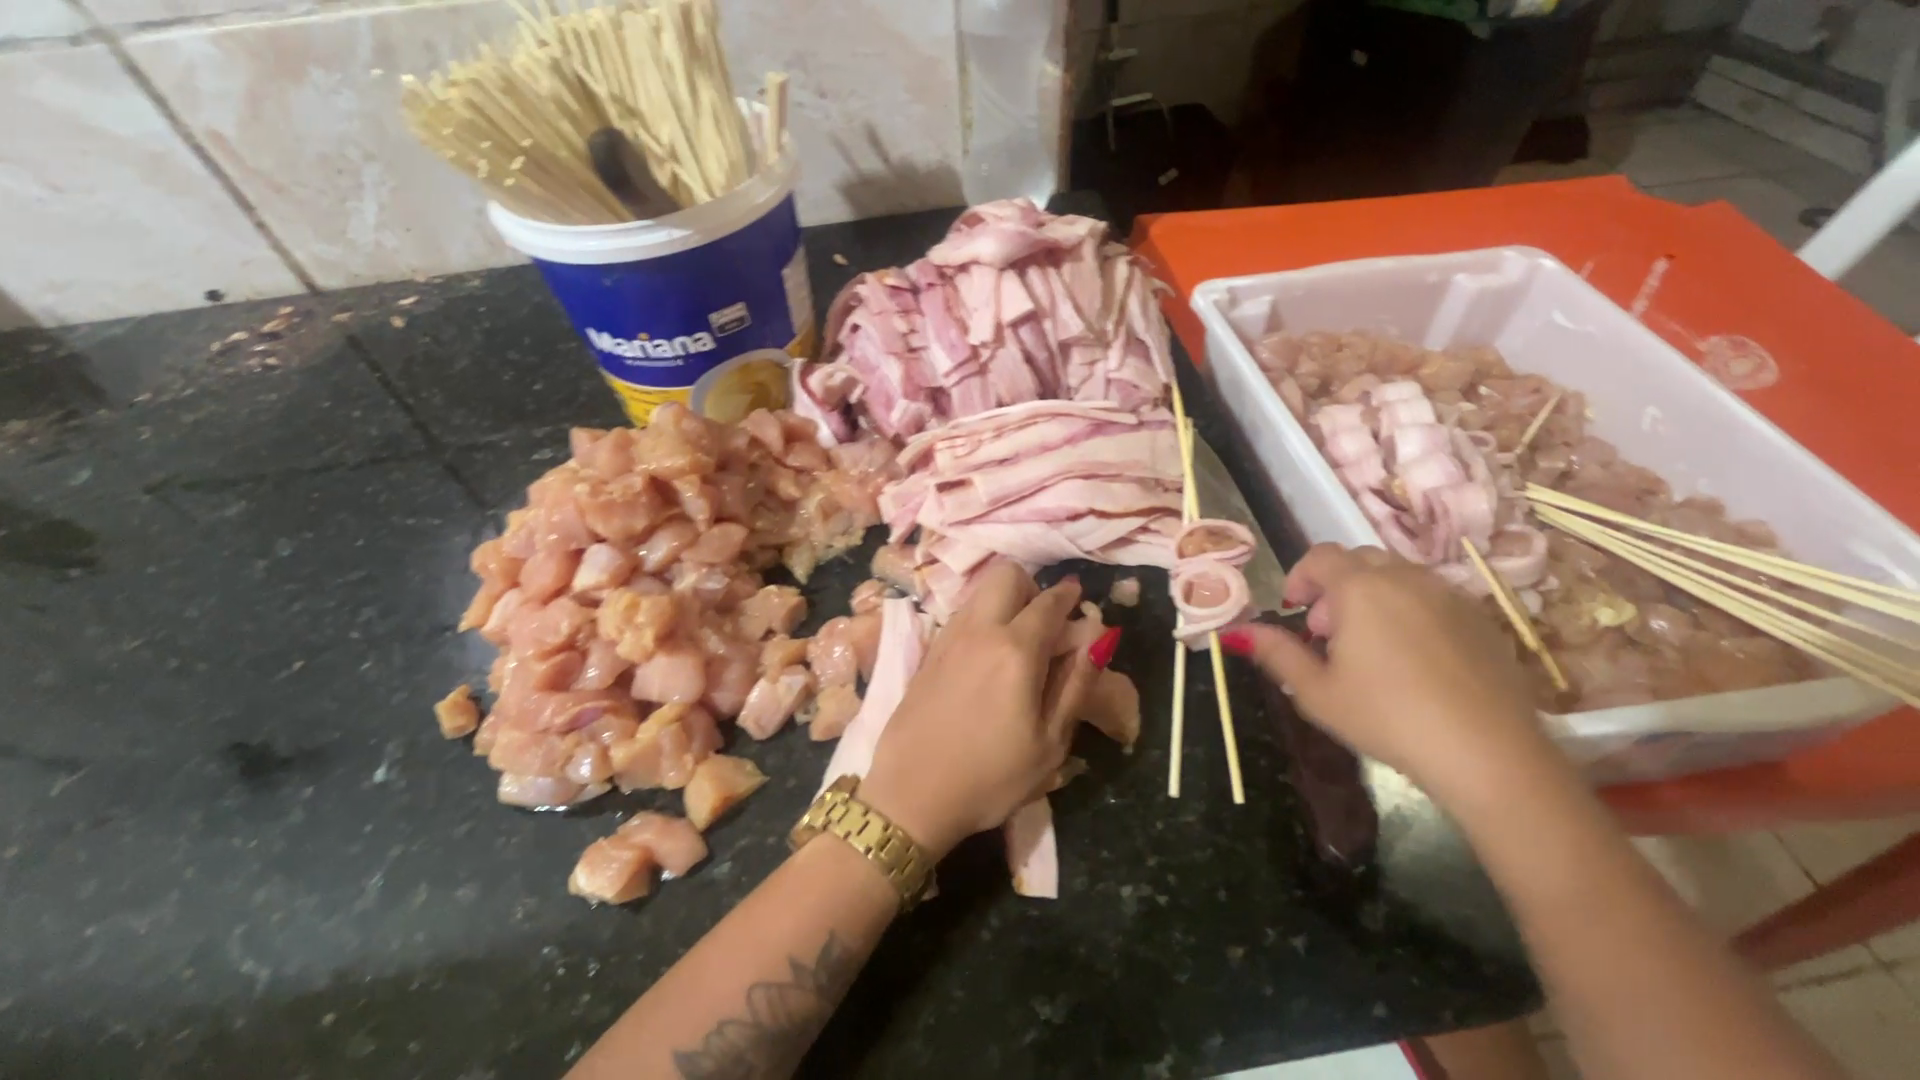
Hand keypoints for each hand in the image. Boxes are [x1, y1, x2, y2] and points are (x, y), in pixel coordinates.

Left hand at [860, 564, 1096, 857]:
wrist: (911, 797)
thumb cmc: (991, 779)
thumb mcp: (1050, 743)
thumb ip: (1076, 684)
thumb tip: (1098, 637)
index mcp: (1016, 650)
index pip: (1050, 602)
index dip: (1070, 598)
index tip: (1081, 602)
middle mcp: (979, 632)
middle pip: (1006, 575)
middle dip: (1031, 588)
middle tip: (1044, 624)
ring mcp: (947, 640)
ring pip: (979, 593)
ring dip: (1004, 602)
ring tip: (1017, 642)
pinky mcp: (927, 656)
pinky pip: (960, 617)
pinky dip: (981, 621)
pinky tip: (986, 660)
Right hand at [1221, 544, 1552, 796]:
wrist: (1484, 749)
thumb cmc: (1386, 717)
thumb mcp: (1317, 692)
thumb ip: (1277, 653)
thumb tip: (1240, 631)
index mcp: (1360, 588)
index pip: (1321, 556)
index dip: (1300, 577)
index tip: (1295, 611)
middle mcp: (1406, 577)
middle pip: (1361, 561)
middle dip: (1337, 587)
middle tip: (1330, 634)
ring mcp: (1449, 594)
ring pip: (1400, 577)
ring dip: (1375, 598)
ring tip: (1372, 649)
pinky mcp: (1481, 618)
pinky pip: (1435, 598)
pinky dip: (1413, 612)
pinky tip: (1415, 662)